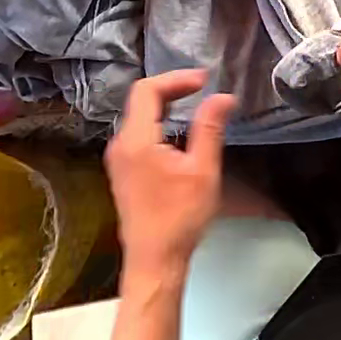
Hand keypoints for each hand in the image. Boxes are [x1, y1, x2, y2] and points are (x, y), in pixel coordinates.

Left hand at [104, 70, 236, 280]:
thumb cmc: (179, 217)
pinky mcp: (122, 171)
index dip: (176, 79)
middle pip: (141, 101)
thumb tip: (222, 97)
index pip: (147, 90)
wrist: (154, 260)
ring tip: (194, 104)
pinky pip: (137, 134)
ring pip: (138, 117)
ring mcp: (118, 159)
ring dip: (165, 106)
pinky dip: (158, 123)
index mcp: (135, 139)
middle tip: (201, 88)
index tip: (204, 80)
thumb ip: (210, 128)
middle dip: (171, 89)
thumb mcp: (202, 170)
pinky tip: (179, 132)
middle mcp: (120, 144)